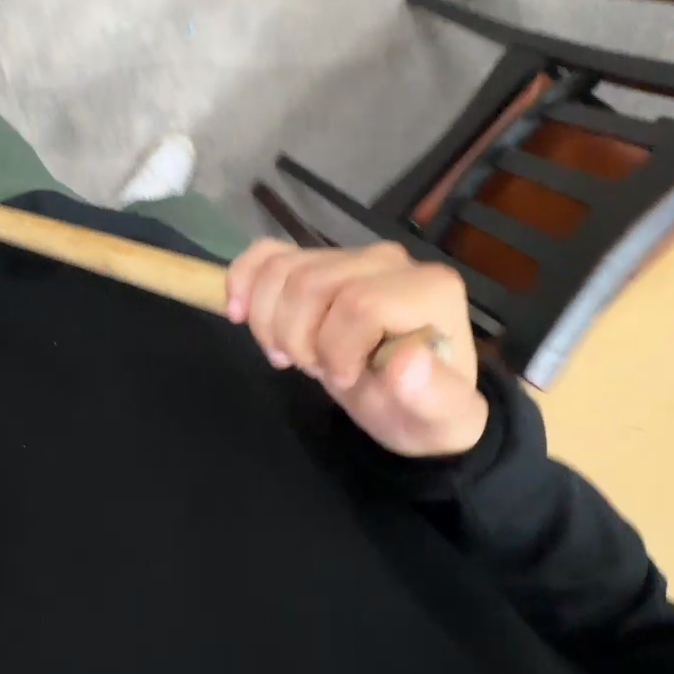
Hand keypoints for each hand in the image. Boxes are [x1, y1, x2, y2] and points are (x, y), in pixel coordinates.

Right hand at [226, 240, 485, 457]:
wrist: (403, 399)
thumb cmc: (419, 409)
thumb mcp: (435, 420)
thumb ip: (433, 396)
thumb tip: (409, 362)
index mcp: (429, 289)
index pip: (358, 303)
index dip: (336, 347)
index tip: (344, 379)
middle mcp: (389, 260)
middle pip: (310, 284)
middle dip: (297, 338)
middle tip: (313, 370)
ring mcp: (347, 255)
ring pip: (281, 271)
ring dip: (269, 322)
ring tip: (290, 354)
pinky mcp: (315, 259)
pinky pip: (266, 253)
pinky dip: (243, 280)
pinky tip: (237, 312)